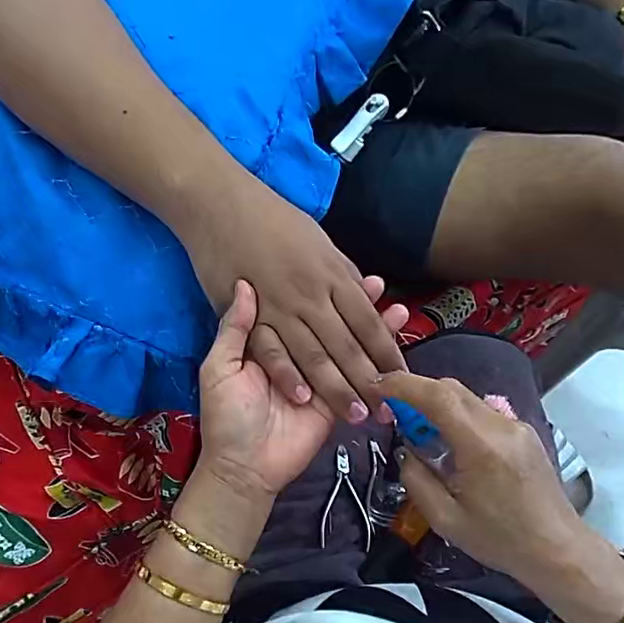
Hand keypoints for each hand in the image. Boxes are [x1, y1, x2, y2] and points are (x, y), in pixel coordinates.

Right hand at [180, 181, 407, 423]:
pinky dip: (288, 375)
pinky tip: (304, 398)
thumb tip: (368, 296)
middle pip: (348, 346)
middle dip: (370, 383)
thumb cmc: (272, 220)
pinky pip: (272, 352)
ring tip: (357, 416)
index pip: (369, 323)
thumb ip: (343, 273)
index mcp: (333, 275)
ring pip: (315, 355)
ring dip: (337, 389)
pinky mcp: (250, 317)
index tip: (404, 380)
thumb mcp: (319, 241)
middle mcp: (312, 294)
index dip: (388, 354)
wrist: (219, 205)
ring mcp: (280, 307)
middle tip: (389, 412)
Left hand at [196, 280, 405, 500]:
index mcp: (273, 344)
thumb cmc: (225, 416)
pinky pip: (358, 382)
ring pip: (352, 349)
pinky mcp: (336, 406)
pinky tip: (396, 348)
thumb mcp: (219, 368)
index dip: (320, 290)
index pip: (301, 310)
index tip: (334, 267)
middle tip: (379, 284)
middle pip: (334, 326)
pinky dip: (378, 366)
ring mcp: (321, 381)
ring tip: (398, 309)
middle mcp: (300, 358)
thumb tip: (245, 288)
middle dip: (358, 307)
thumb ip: (235, 330)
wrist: (241, 466)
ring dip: (376, 331)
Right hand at [376, 371, 595, 586]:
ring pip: (466, 397)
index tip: (377, 386)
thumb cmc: (501, 540)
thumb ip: (416, 480)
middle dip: (415, 392)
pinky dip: (456, 416)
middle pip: (451, 389)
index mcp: (481, 446)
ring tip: (417, 431)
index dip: (402, 385)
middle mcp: (502, 426)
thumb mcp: (445, 519)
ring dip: (436, 404)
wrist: (558, 549)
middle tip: (390, 413)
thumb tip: (405, 452)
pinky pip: (481, 412)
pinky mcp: (523, 433)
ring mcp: (516, 426)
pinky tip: (448, 443)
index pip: (437, 396)